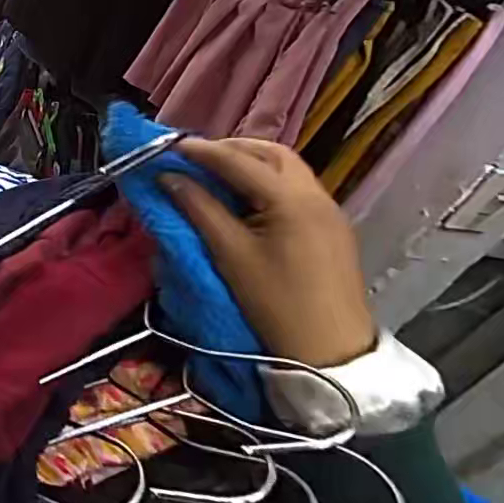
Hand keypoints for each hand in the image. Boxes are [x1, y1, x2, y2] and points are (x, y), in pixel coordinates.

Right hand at [160, 138, 376, 368]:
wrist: (334, 356)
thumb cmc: (276, 306)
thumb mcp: (231, 256)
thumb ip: (199, 208)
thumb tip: (169, 177)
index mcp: (291, 199)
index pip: (240, 160)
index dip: (202, 151)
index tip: (169, 145)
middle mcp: (315, 193)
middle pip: (270, 153)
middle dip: (232, 149)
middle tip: (198, 159)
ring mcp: (329, 208)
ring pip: (287, 167)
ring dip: (252, 162)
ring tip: (219, 175)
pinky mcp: (333, 225)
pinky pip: (297, 186)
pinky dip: (269, 180)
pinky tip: (249, 198)